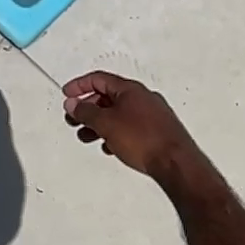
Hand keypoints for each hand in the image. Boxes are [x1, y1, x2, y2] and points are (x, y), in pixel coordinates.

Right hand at [62, 71, 214, 196]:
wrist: (176, 164)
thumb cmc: (144, 140)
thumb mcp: (105, 123)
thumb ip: (85, 112)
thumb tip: (72, 103)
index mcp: (130, 89)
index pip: (98, 79)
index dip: (79, 86)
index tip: (67, 94)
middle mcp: (143, 98)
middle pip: (108, 97)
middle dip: (88, 108)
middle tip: (75, 119)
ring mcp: (153, 115)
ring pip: (119, 114)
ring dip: (100, 123)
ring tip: (88, 136)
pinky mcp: (159, 131)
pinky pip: (131, 127)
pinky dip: (116, 132)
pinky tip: (111, 146)